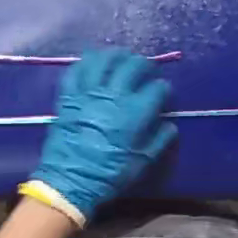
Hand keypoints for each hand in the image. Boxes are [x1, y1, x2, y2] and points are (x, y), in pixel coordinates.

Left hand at [22, 49, 175, 224]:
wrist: (71, 181)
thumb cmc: (111, 174)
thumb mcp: (143, 161)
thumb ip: (160, 139)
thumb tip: (168, 123)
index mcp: (136, 112)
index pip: (157, 88)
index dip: (163, 89)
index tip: (162, 93)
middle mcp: (114, 96)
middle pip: (133, 65)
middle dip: (143, 64)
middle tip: (144, 70)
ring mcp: (89, 93)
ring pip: (103, 60)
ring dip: (115, 55)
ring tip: (121, 57)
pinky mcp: (69, 96)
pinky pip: (76, 71)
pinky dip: (85, 63)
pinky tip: (92, 63)